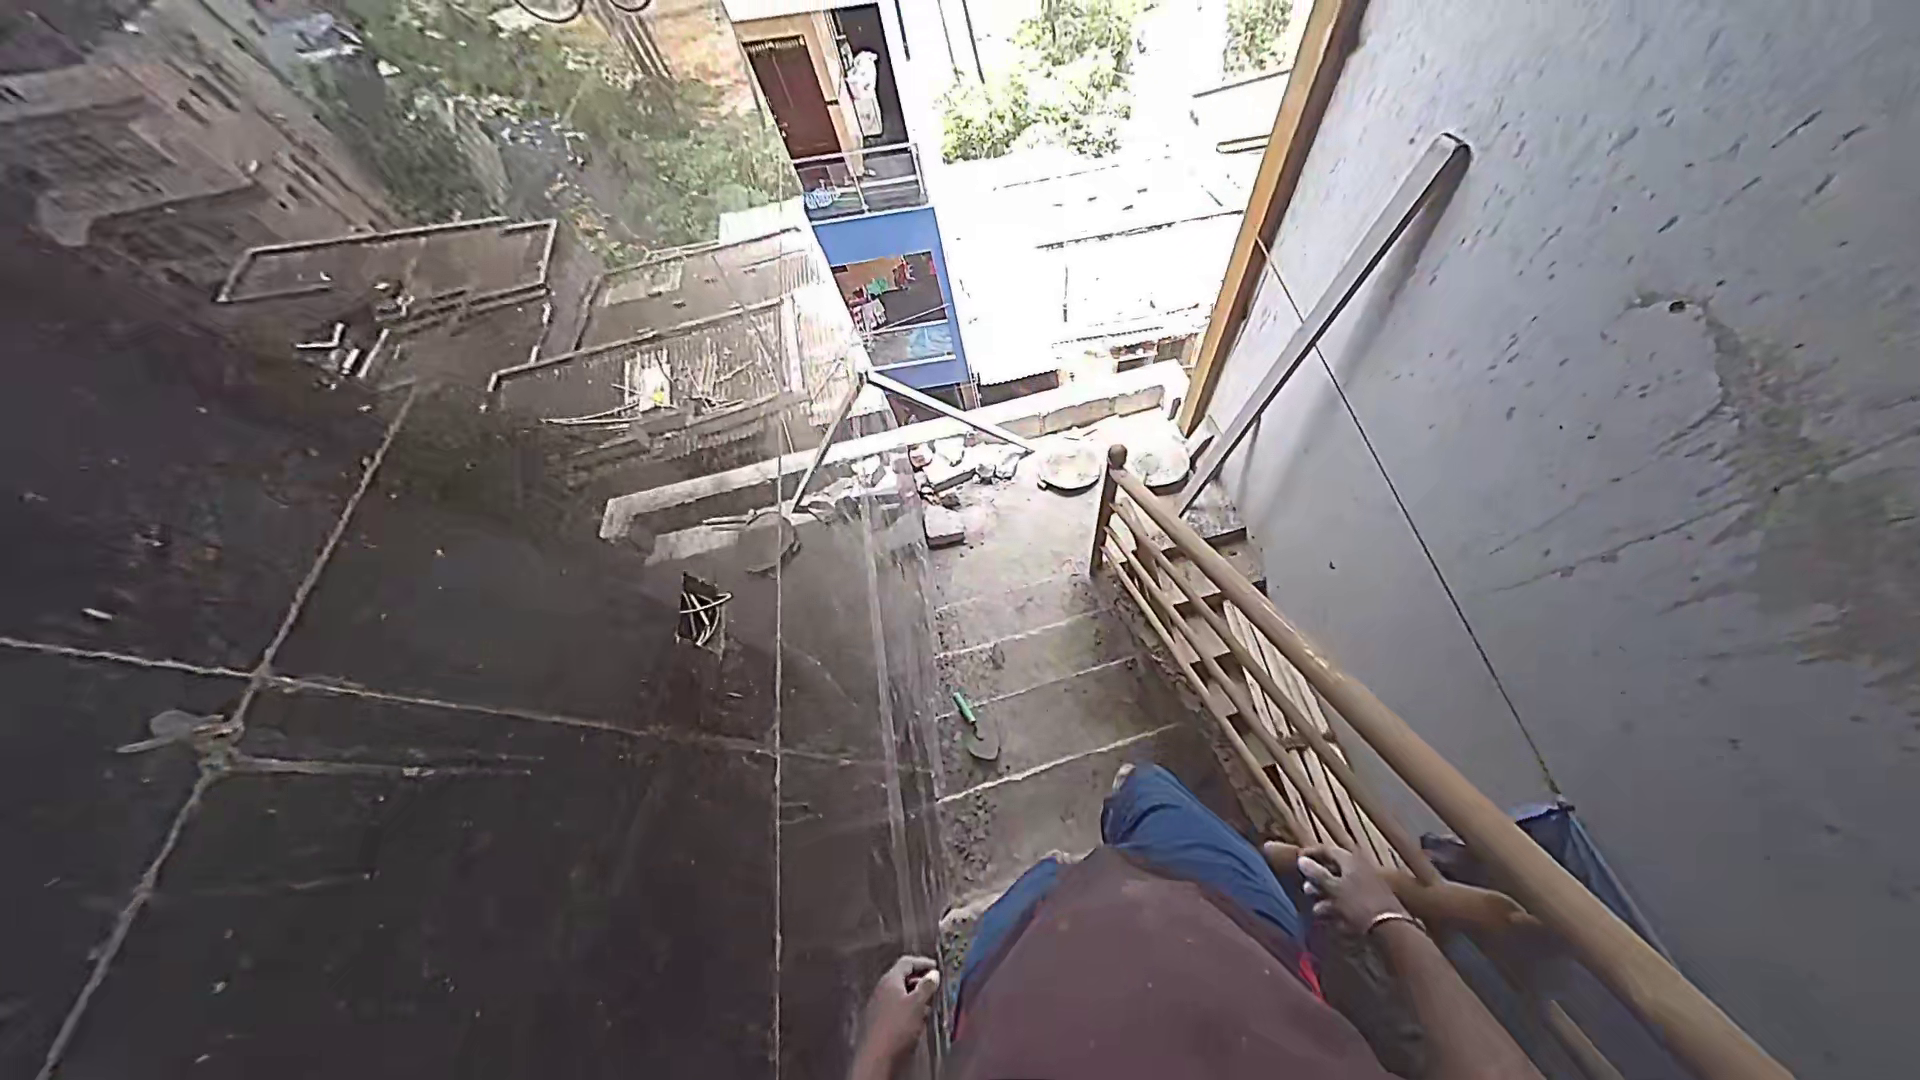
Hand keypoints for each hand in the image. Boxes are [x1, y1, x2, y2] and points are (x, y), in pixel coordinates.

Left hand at [854, 955, 939, 1072]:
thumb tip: (933, 974)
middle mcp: (881, 988)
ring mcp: (877, 1004)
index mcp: (890, 979)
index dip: (922, 962)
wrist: (876, 1058)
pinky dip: (907, 1008)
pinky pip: (894, 1006)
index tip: (935, 967)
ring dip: (914, 995)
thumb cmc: (897, 1027)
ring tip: (927, 1003)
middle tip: (933, 985)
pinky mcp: (877, 1020)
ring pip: (899, 993)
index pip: (907, 962)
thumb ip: (926, 986)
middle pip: (902, 977)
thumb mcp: (917, 1004)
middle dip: (919, 980)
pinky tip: (915, 1019)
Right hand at [1268, 842, 1407, 931]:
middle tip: (1306, 889)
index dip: (1311, 854)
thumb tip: (1302, 859)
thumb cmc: (1358, 904)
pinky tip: (1330, 919)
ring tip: (1316, 909)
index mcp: (1350, 861)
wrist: (1392, 931)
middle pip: (1333, 870)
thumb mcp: (1333, 888)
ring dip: (1326, 896)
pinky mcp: (1373, 903)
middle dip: (1317, 880)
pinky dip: (1338, 907)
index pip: (1326, 850)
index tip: (1298, 860)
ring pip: (1341, 887)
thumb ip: (1316, 873)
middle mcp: (1359, 870)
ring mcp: (1368, 887)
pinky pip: (1350, 901)